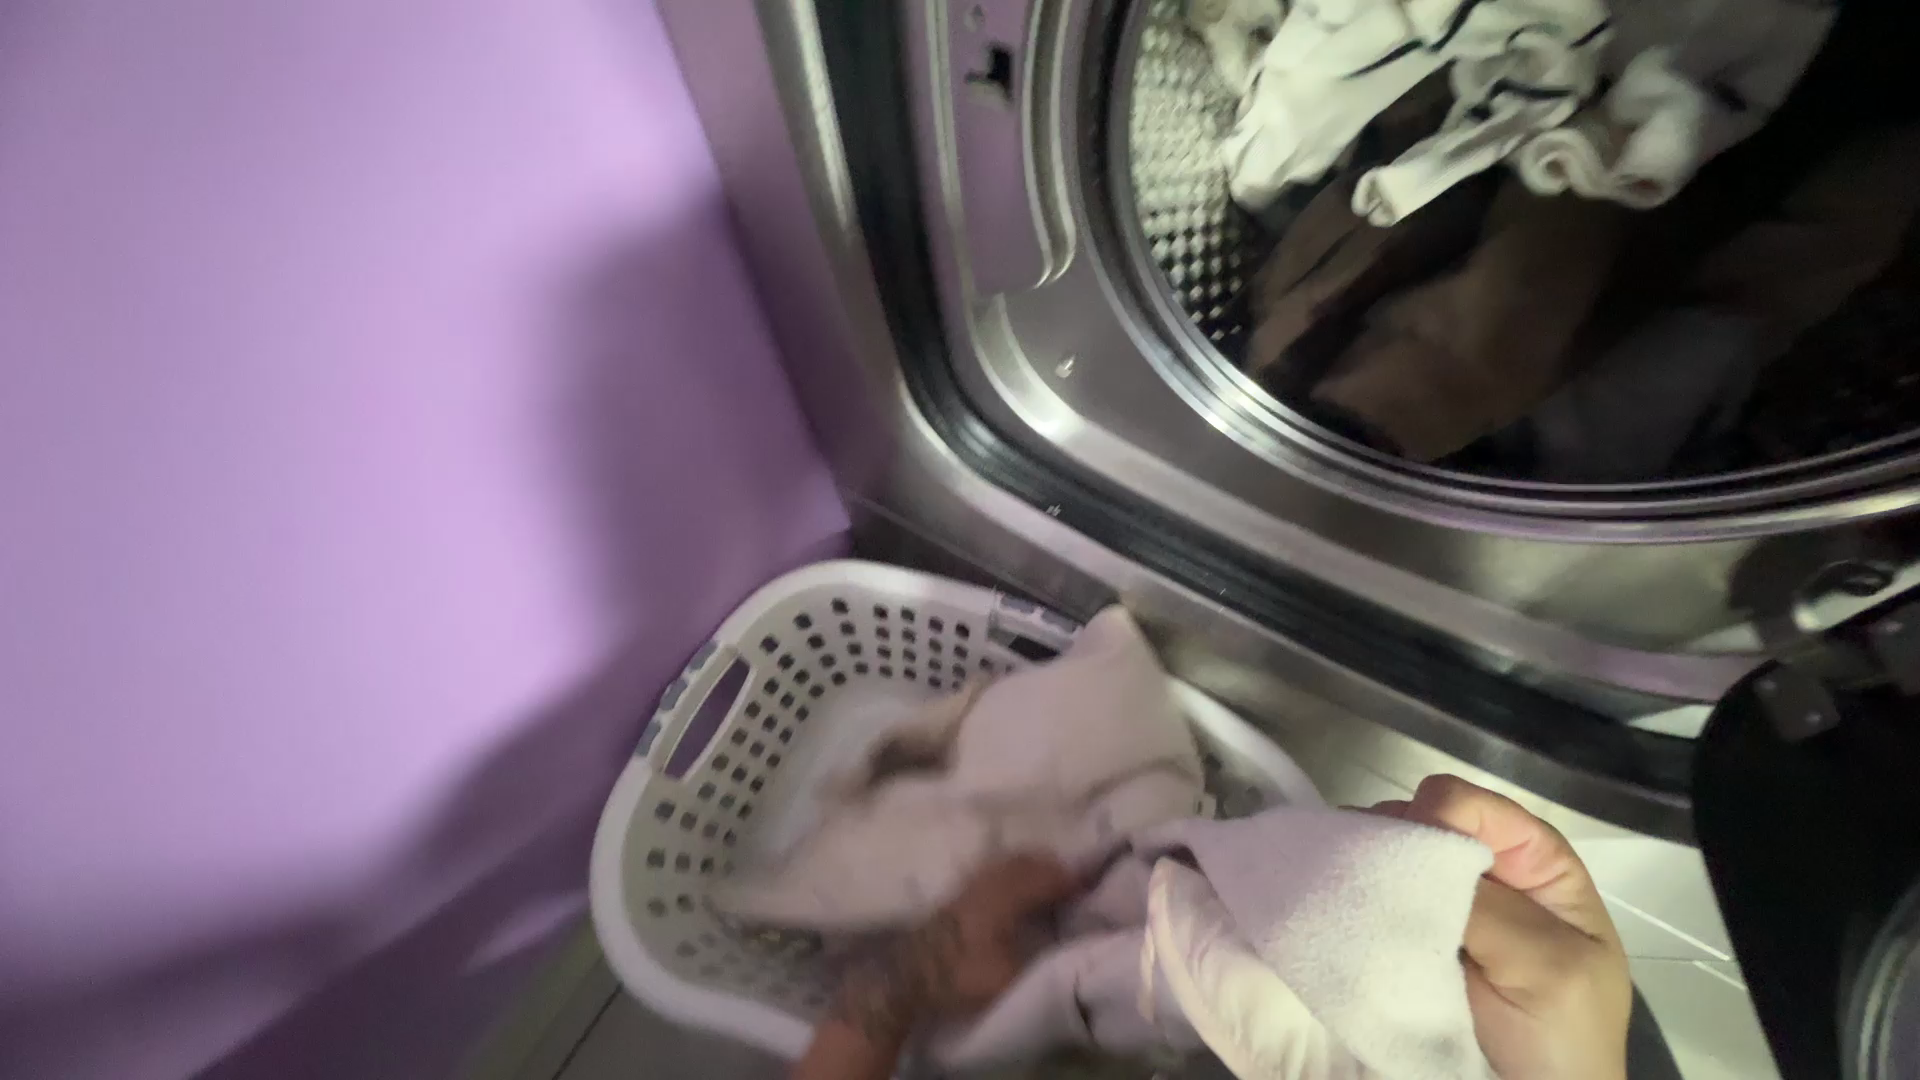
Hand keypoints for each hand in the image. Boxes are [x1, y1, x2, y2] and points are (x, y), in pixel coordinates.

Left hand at [815, 854, 1081, 1054]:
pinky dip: (1016, 866)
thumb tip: (1064, 938)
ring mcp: (972, 880)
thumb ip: (1038, 954)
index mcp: (1004, 897)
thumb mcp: (1007, 975)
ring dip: (1033, 863)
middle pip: (1027, 861)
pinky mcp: (961, 887)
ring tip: (1050, 876)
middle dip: (1052, 866)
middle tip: (1074, 878)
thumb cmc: (961, 975)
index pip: (1043, 877)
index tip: (1088, 882)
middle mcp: (989, 880)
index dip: (1067, 878)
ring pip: (1010, 860)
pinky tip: (1018, 879)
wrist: (911, 973)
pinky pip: (997, 865)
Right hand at [1371, 775, 1631, 1079]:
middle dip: (1392, 843)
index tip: (1417, 861)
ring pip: (1381, 844)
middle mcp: (1475, 862)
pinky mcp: (1391, 915)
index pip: (1469, 805)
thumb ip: (1487, 898)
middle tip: (1379, 888)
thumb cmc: (1556, 1040)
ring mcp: (1431, 890)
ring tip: (1359, 904)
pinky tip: (1340, 902)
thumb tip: (1406, 834)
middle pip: (1416, 816)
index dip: (1438, 820)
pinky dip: (1344, 886)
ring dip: (1362, 866)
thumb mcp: (1547, 968)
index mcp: (1530, 860)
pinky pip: (1358, 879)